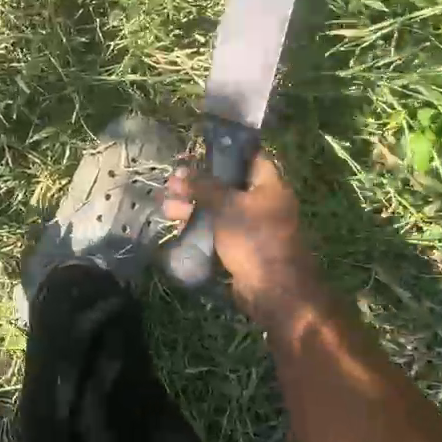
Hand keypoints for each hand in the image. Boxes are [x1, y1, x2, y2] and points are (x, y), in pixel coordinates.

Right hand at [164, 154, 319, 322]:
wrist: (275, 292)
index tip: (198, 148)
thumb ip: (204, 186)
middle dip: (197, 181)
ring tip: (166, 205)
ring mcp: (251, 225)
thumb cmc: (255, 239)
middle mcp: (262, 202)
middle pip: (226, 183)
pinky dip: (198, 223)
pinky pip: (216, 227)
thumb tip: (182, 172)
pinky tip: (176, 223)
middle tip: (172, 182)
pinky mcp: (240, 245)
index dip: (225, 150)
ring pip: (217, 206)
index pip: (250, 156)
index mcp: (269, 186)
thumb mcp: (227, 206)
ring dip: (191, 204)